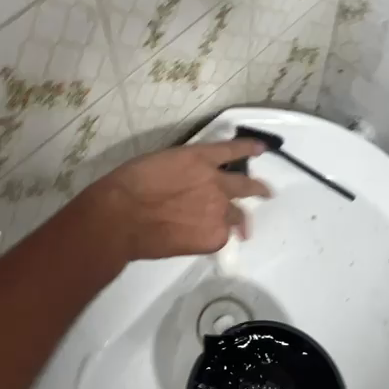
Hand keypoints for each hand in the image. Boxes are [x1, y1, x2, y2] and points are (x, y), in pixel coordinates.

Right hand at [62, 138, 270, 268]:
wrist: (122, 216)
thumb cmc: (131, 184)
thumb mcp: (162, 164)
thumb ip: (185, 172)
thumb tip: (191, 184)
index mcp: (199, 157)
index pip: (232, 150)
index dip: (249, 148)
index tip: (263, 148)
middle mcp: (216, 182)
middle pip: (246, 186)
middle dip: (258, 189)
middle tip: (267, 192)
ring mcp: (218, 210)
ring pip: (239, 215)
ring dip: (242, 219)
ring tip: (244, 227)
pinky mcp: (214, 236)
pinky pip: (221, 236)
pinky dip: (216, 237)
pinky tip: (204, 240)